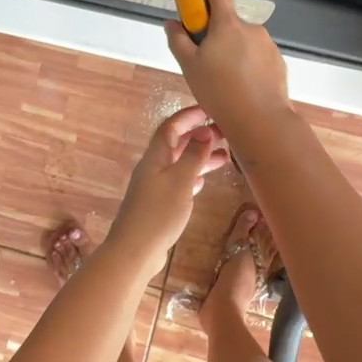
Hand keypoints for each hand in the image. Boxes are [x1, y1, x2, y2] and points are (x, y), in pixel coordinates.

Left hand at [109, 105, 229, 258]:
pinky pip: (178, 181)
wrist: (135, 250)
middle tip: (226, 134)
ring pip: (179, 164)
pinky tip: (204, 180)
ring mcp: (154, 186)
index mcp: (155, 157)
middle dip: (199, 136)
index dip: (189, 116)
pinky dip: (192, 176)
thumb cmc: (158, 213)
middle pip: (176, 144)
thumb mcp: (180, 181)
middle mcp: (153, 168)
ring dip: (200, 157)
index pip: (170, 127)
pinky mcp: (158, 204)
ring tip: (225, 157)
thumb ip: (193, 156)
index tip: (210, 110)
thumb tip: (204, 131)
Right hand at [165, 0, 290, 139]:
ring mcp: (267, 45)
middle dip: (215, 36)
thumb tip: (172, 23)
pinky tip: (239, 88)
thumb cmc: (219, 91)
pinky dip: (245, 68)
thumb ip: (179, 41)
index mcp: (227, 24)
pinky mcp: (277, 62)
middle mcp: (250, 28)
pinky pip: (255, 58)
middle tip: (203, 63)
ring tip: (222, 84)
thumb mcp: (189, 67)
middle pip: (227, 23)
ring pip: (241, 43)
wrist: (261, 120)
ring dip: (230, 55)